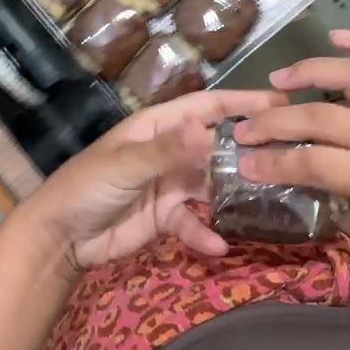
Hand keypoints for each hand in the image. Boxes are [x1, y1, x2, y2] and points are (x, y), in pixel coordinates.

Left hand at [20, 88, 286, 271]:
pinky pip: (194, 223)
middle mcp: (169, 152)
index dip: (242, 102)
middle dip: (247, 151)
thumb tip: (208, 129)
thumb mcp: (126, 164)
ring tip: (270, 203)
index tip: (281, 102)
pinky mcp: (166, 219)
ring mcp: (169, 186)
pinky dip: (205, 233)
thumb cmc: (87, 185)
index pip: (206, 107)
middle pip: (215, 147)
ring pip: (212, 186)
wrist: (60, 236)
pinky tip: (218, 246)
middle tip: (290, 156)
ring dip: (235, 194)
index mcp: (157, 127)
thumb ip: (168, 150)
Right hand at [233, 29, 349, 266]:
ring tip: (276, 81)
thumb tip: (286, 179)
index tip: (242, 163)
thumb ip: (329, 205)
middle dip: (274, 123)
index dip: (274, 163)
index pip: (316, 164)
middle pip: (323, 118)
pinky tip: (337, 35)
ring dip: (310, 72)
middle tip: (243, 128)